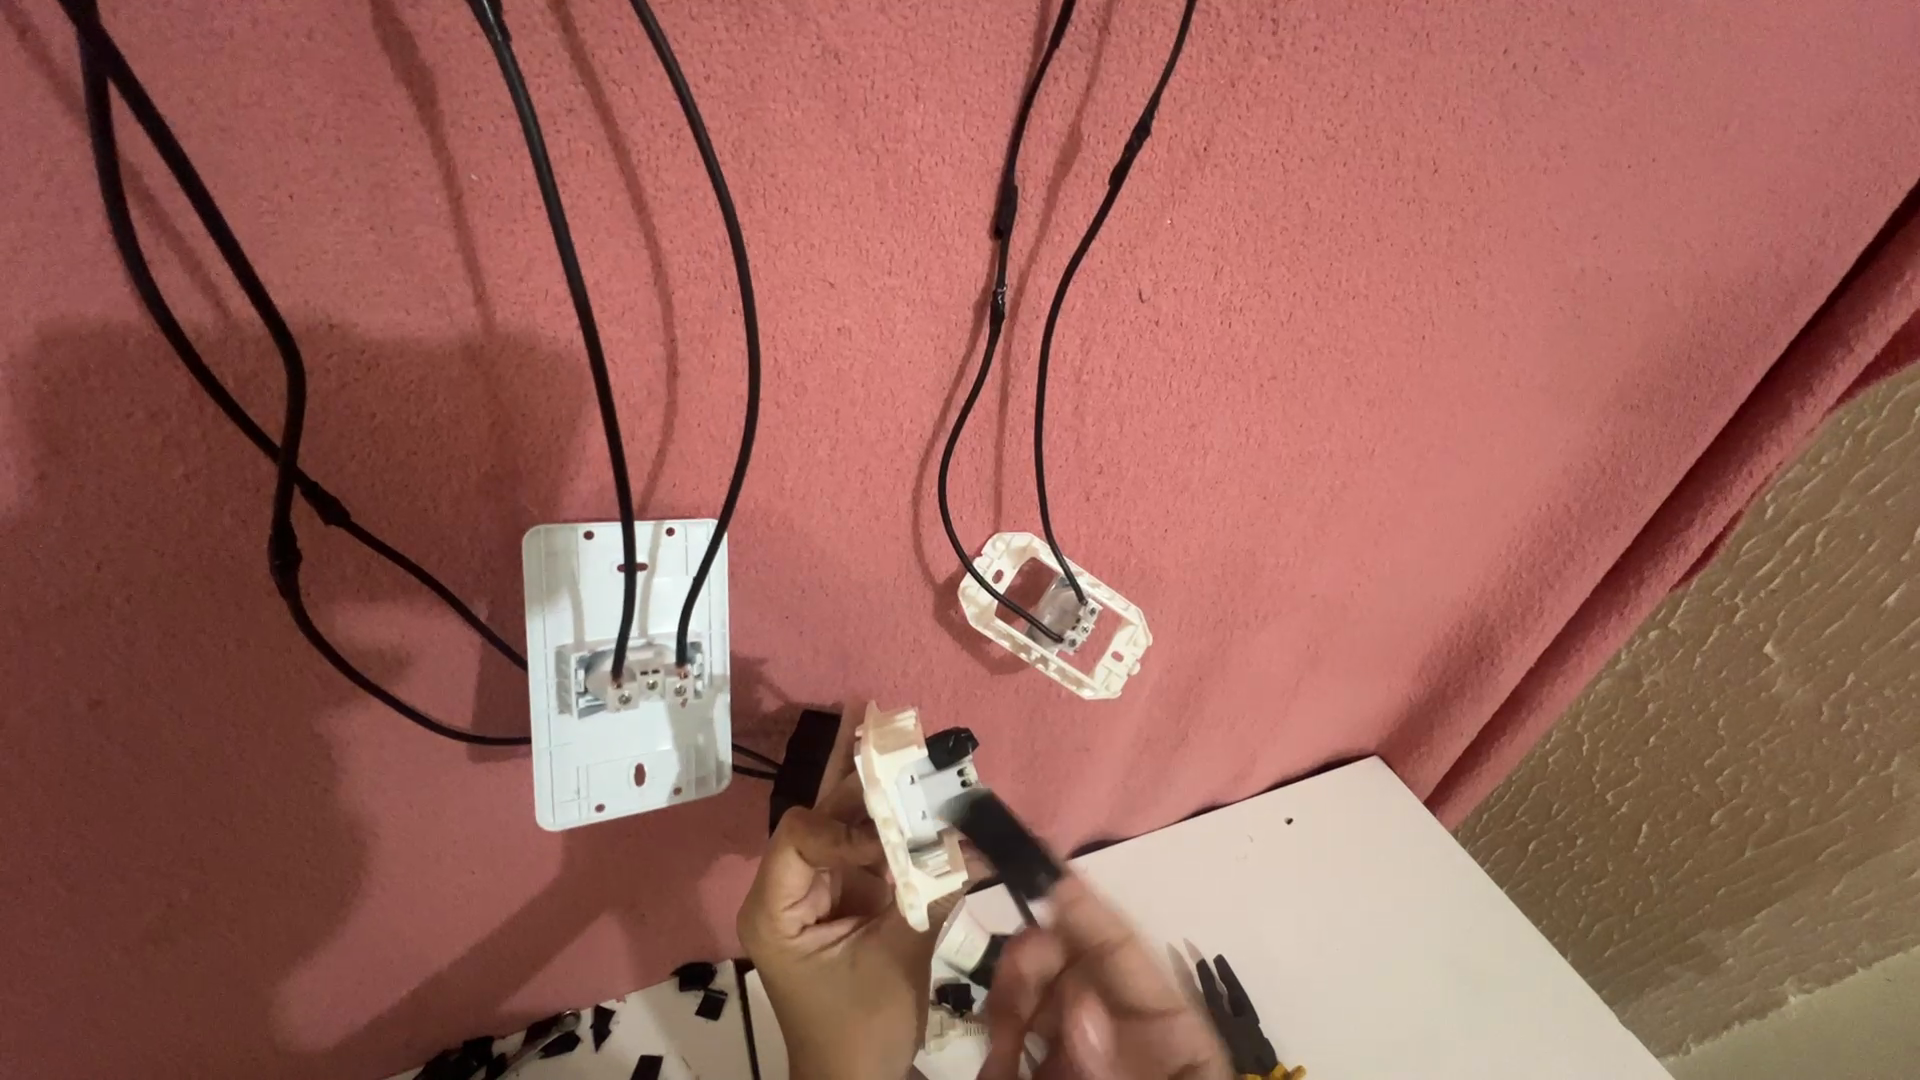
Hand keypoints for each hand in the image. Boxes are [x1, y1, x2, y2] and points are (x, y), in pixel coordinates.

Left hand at [737, 717, 941, 1079]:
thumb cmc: (860, 1030)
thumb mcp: (897, 963)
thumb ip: (933, 896)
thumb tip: (976, 846)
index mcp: (776, 905)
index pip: (801, 835)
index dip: (844, 829)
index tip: (887, 847)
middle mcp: (791, 884)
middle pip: (823, 813)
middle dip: (858, 775)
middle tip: (884, 718)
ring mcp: (819, 885)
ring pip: (844, 819)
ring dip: (876, 785)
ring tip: (895, 730)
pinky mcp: (846, 891)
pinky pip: (866, 843)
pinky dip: (890, 818)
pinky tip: (908, 781)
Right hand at [980, 875, 1232, 1078]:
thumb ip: (1116, 1068)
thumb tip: (1080, 1009)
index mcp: (1170, 1033)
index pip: (1124, 950)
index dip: (1084, 905)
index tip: (1040, 867)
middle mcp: (1122, 1035)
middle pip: (1070, 967)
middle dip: (1033, 962)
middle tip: (1009, 983)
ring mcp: (1082, 1061)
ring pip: (1034, 1004)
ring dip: (1009, 1009)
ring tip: (1000, 1050)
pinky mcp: (1045, 1079)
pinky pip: (1014, 1055)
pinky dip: (998, 1056)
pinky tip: (996, 1069)